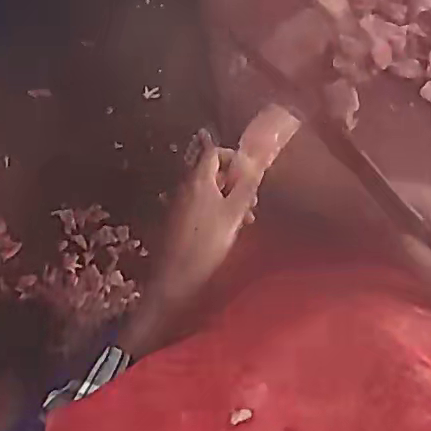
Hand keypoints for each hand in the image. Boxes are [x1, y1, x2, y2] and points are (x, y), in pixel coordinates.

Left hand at [123, 105, 300, 354]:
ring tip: (245, 219)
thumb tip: (255, 160)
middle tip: (251, 202)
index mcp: (199, 180)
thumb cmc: (207, 243)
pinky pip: (202, 205)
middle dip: (235, 182)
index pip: (215, 153)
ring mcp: (181, 203)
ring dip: (229, 199)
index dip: (233, 158)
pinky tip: (228, 230)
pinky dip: (217, 210)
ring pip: (209, 191)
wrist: (175, 277)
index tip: (249, 175)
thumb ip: (245, 186)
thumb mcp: (233, 213)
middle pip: (213, 172)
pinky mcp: (179, 219)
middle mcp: (187, 186)